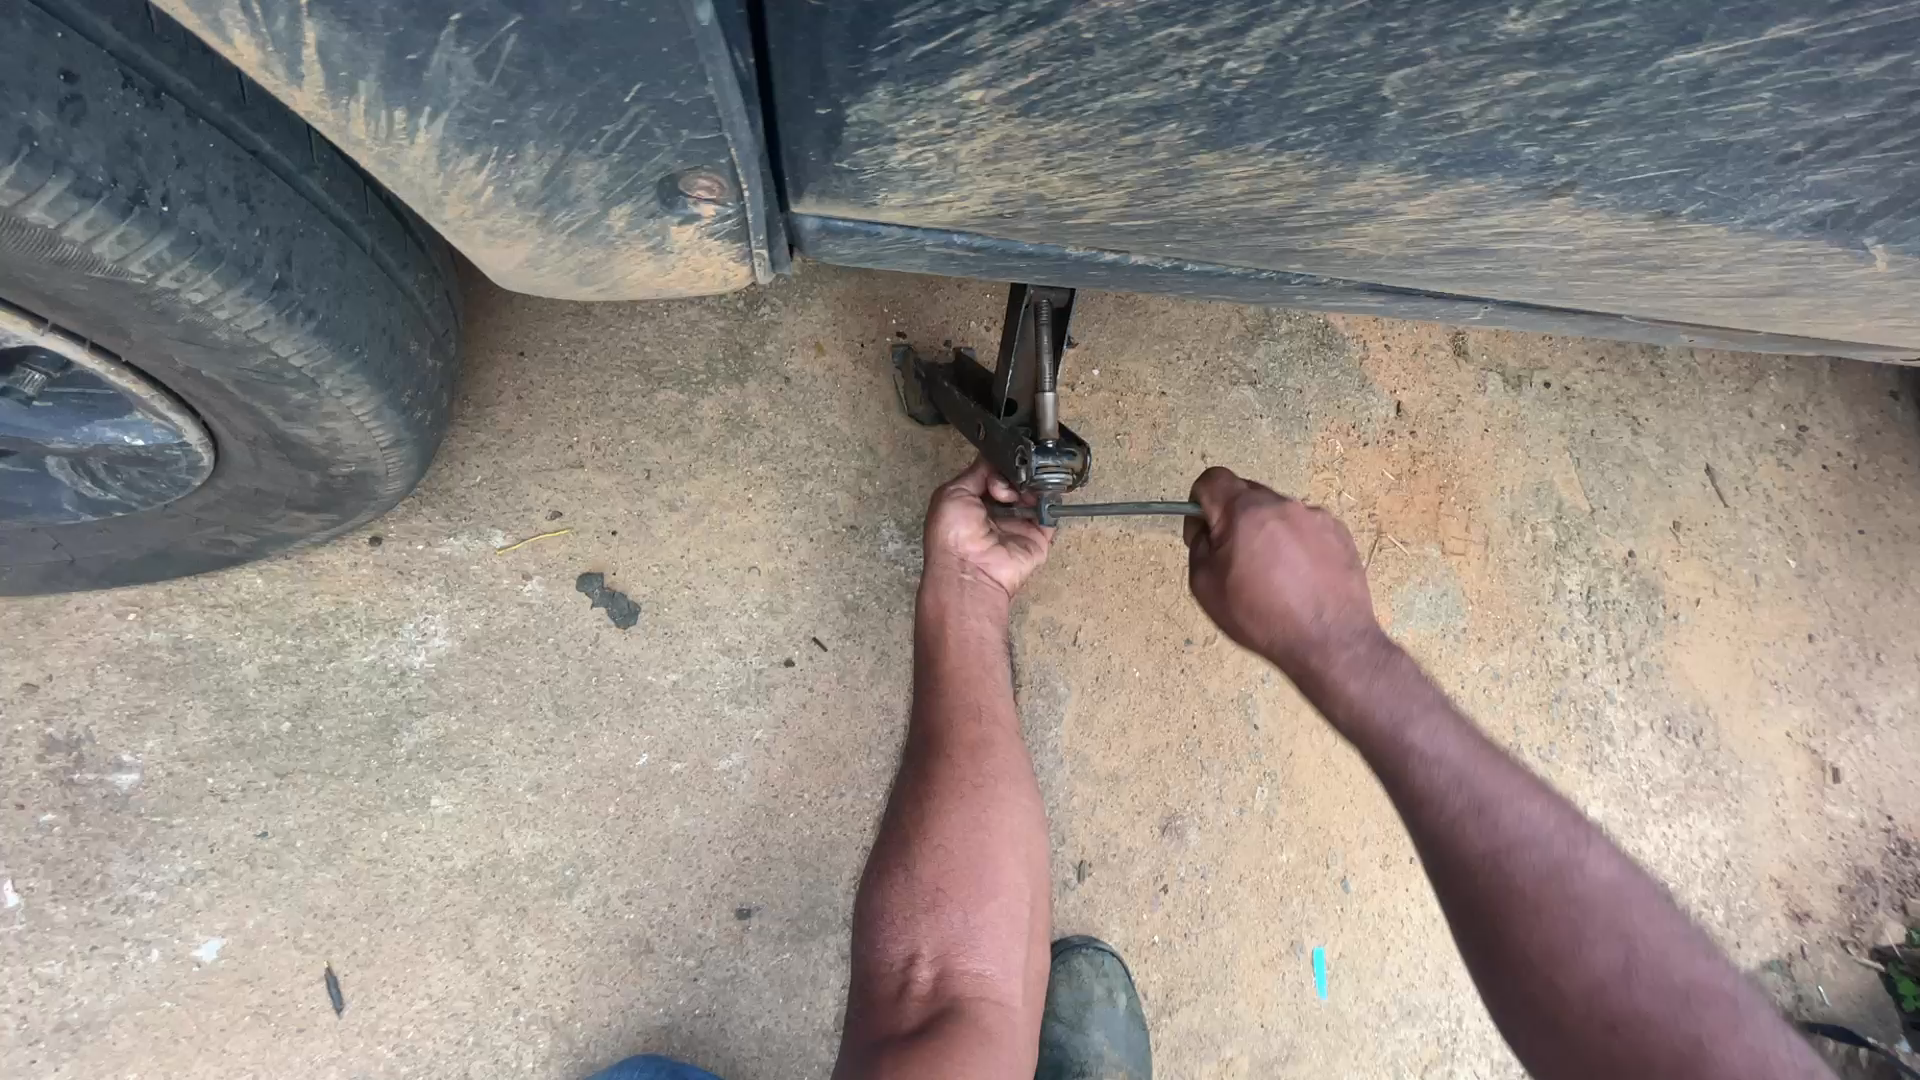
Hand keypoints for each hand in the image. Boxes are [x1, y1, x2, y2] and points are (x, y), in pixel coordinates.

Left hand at [922, 457, 1053, 602]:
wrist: (969, 569)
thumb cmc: (951, 536)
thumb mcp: (953, 492)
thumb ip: (975, 471)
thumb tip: (991, 456)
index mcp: (974, 503)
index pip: (994, 474)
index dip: (997, 465)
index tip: (998, 464)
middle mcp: (997, 513)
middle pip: (1016, 481)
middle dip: (1012, 476)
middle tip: (1001, 487)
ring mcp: (1018, 524)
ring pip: (1034, 492)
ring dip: (1027, 486)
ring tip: (1014, 496)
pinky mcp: (1037, 536)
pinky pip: (1050, 511)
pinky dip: (1047, 499)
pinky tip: (1035, 497)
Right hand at [1184, 466, 1384, 681]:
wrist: (1328, 641)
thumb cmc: (1258, 615)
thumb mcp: (1204, 584)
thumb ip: (1198, 545)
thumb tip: (1207, 529)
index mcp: (1244, 511)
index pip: (1212, 479)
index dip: (1200, 500)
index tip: (1203, 530)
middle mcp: (1281, 504)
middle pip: (1245, 493)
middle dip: (1232, 518)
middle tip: (1234, 558)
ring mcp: (1315, 516)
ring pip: (1275, 511)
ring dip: (1264, 531)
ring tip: (1271, 573)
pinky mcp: (1338, 532)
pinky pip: (1304, 526)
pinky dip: (1293, 543)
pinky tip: (1298, 576)